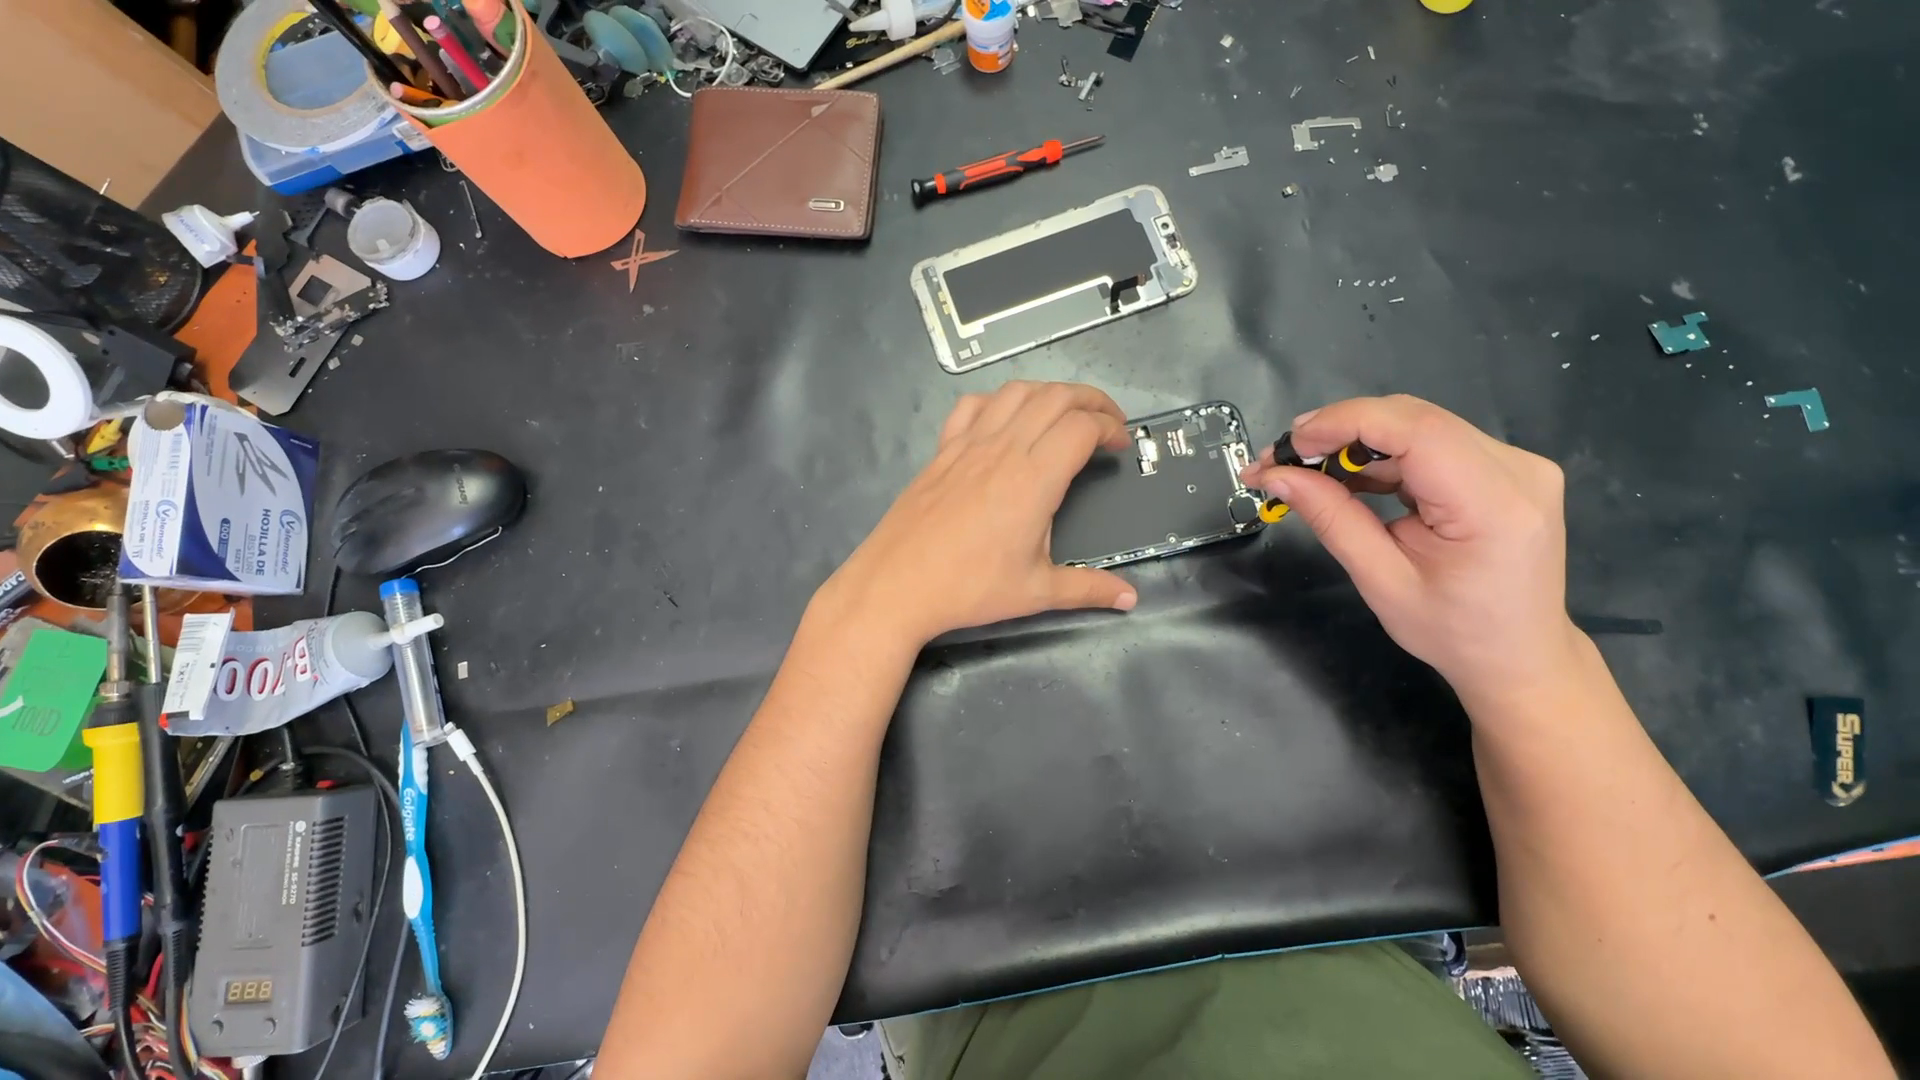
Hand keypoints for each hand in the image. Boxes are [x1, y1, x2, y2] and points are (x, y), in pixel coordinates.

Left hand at [816, 382, 1138, 646]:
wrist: (896, 585)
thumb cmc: (969, 588)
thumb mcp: (1036, 593)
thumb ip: (1088, 589)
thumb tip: (1130, 599)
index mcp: (1034, 479)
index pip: (1082, 427)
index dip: (1110, 427)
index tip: (1120, 445)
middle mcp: (1003, 449)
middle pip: (1056, 397)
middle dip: (1091, 400)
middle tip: (1107, 421)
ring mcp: (968, 444)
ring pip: (1015, 392)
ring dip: (1048, 393)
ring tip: (1064, 414)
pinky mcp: (942, 451)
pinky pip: (972, 406)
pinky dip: (998, 400)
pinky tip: (1005, 419)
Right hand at [1239, 394, 1580, 702]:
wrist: (1519, 655)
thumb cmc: (1452, 632)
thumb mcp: (1381, 581)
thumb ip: (1332, 519)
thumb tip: (1277, 475)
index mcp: (1494, 505)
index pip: (1415, 430)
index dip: (1345, 423)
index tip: (1289, 445)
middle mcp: (1517, 469)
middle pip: (1415, 419)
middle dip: (1340, 430)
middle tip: (1282, 459)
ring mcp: (1517, 463)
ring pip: (1419, 425)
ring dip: (1355, 441)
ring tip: (1305, 469)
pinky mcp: (1505, 467)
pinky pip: (1432, 442)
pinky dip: (1381, 454)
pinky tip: (1346, 475)